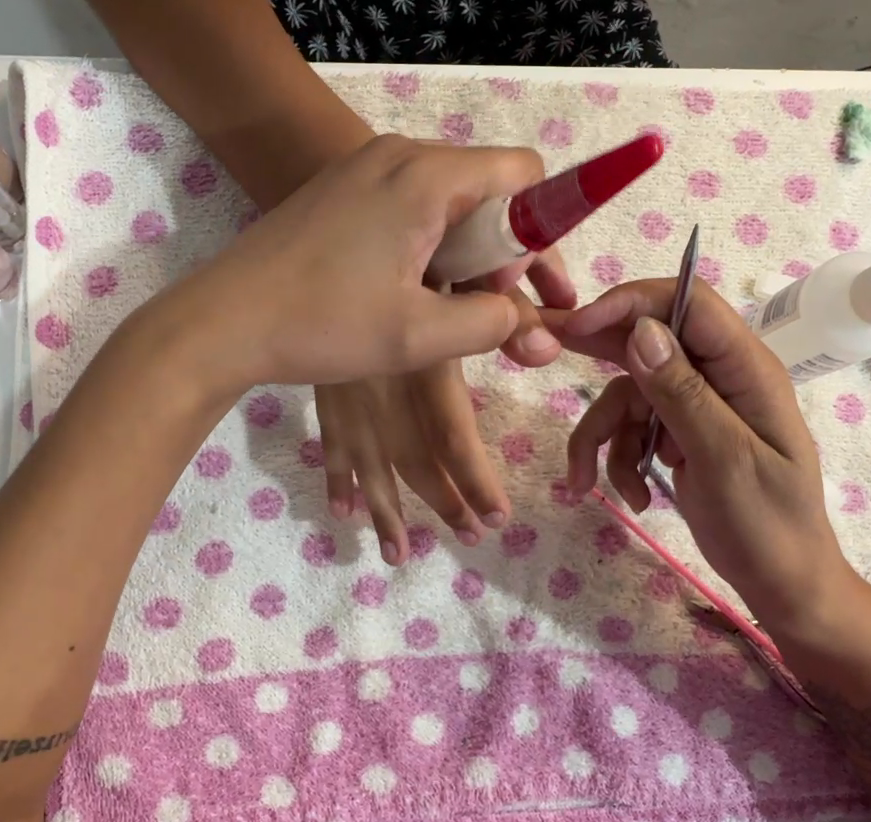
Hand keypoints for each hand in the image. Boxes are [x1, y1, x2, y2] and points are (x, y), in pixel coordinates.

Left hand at [181, 135, 552, 388]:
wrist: (224, 321)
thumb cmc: (323, 324)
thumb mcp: (419, 336)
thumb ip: (492, 324)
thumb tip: (531, 321)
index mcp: (427, 175)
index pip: (522, 174)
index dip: (539, 234)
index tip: (522, 292)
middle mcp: (397, 155)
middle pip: (485, 191)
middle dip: (502, 256)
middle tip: (494, 318)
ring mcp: (361, 172)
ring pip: (444, 206)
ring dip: (462, 261)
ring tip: (447, 318)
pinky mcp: (337, 195)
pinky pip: (404, 212)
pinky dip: (424, 252)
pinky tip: (406, 300)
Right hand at [314, 251, 573, 564]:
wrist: (322, 219)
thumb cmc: (398, 235)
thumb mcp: (459, 264)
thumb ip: (509, 305)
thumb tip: (549, 345)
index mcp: (418, 363)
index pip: (453, 436)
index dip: (475, 482)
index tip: (498, 518)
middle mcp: (383, 389)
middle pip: (414, 462)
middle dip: (443, 503)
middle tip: (472, 537)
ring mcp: (346, 393)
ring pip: (370, 465)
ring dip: (387, 511)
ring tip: (401, 553)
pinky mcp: (321, 387)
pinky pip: (329, 441)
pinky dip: (336, 478)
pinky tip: (343, 512)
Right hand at [554, 278, 853, 631]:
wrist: (781, 582)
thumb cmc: (766, 523)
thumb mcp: (724, 458)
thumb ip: (682, 393)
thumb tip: (641, 331)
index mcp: (745, 369)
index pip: (687, 305)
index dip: (630, 304)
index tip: (575, 326)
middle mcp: (720, 378)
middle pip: (649, 342)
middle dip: (598, 353)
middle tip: (548, 351)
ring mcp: (698, 409)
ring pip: (629, 398)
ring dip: (603, 440)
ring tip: (588, 484)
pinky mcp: (681, 438)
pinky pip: (633, 433)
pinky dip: (620, 463)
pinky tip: (632, 497)